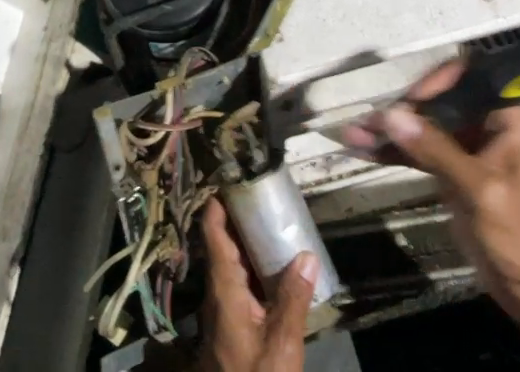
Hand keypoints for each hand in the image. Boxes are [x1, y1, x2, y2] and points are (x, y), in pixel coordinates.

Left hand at [198, 198, 319, 371]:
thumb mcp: (281, 344)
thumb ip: (293, 299)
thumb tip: (306, 254)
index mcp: (223, 290)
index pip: (213, 236)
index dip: (216, 205)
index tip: (226, 176)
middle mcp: (217, 294)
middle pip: (221, 245)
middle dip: (235, 217)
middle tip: (258, 190)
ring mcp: (222, 310)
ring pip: (230, 264)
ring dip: (245, 240)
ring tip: (269, 216)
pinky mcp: (232, 324)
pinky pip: (239, 282)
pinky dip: (252, 264)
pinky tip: (274, 263)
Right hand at [340, 60, 519, 313]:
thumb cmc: (518, 234)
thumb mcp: (480, 189)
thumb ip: (435, 149)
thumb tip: (391, 115)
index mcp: (509, 121)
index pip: (473, 78)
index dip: (440, 81)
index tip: (412, 101)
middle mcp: (488, 126)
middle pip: (441, 101)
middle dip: (404, 109)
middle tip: (370, 120)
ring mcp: (467, 149)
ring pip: (424, 127)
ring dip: (390, 130)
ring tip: (353, 132)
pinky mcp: (451, 171)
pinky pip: (419, 152)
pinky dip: (393, 152)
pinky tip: (362, 149)